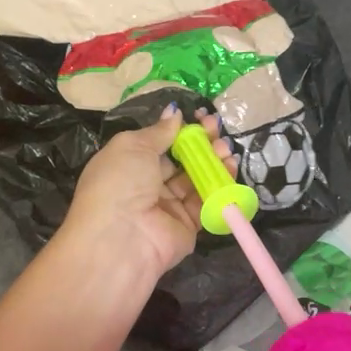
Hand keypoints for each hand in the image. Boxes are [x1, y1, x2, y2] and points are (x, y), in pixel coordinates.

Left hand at [61, 107, 233, 278]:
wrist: (122, 237)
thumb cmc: (119, 183)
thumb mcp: (132, 146)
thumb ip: (158, 131)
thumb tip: (174, 112)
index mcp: (129, 165)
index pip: (160, 145)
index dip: (181, 131)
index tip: (201, 118)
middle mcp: (148, 186)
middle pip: (182, 161)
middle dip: (202, 144)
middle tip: (218, 131)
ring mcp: (169, 207)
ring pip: (197, 180)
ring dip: (214, 161)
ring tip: (227, 148)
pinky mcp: (189, 225)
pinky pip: (206, 201)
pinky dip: (220, 184)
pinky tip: (230, 167)